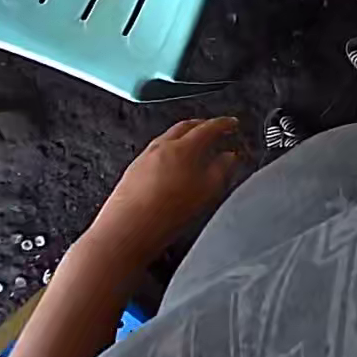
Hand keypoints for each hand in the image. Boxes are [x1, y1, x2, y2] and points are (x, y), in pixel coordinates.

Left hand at [101, 117, 241, 244]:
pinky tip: (172, 166)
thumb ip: (222, 169)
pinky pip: (155, 152)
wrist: (124, 233)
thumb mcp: (207, 192)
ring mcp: (144, 158)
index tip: (232, 123)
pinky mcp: (132, 172)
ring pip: (168, 138)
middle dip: (202, 125)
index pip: (208, 127)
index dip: (224, 124)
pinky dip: (170, 152)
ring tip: (195, 148)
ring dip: (184, 138)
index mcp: (184, 147)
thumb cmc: (165, 214)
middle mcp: (162, 147)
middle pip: (185, 127)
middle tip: (215, 129)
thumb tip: (229, 157)